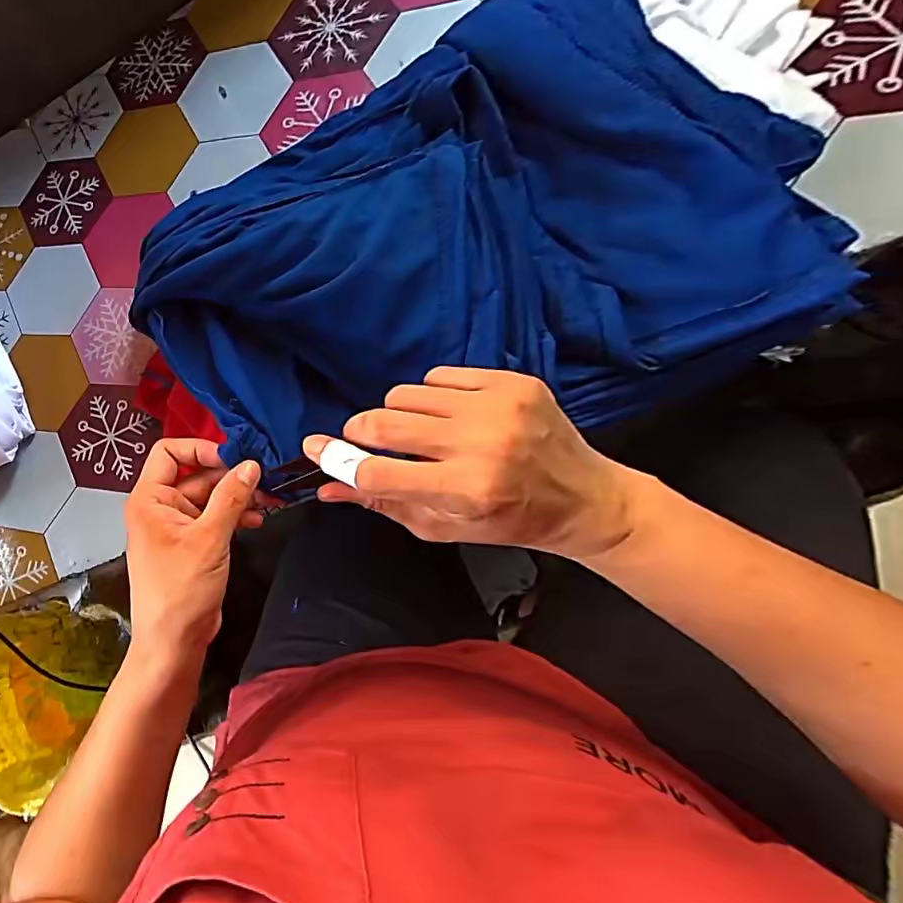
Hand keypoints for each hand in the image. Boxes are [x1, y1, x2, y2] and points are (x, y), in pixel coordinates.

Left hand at [123, 439, 264, 670]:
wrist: (173, 639)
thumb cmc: (177, 593)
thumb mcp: (209, 540)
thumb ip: (230, 499)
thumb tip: (248, 467)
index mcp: (148, 499)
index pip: (168, 453)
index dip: (200, 449)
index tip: (233, 457)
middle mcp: (158, 507)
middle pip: (195, 474)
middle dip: (228, 476)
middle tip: (262, 481)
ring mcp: (174, 525)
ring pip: (208, 496)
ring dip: (236, 497)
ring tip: (266, 502)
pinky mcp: (190, 542)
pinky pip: (212, 517)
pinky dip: (233, 515)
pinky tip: (255, 519)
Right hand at [306, 367, 642, 558]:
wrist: (586, 498)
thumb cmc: (508, 518)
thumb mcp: (438, 526)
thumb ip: (378, 502)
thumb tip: (326, 487)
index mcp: (465, 490)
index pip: (374, 472)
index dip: (336, 461)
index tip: (315, 449)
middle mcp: (482, 445)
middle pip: (379, 425)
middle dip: (360, 434)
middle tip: (369, 445)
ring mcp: (499, 408)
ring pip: (401, 395)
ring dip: (397, 415)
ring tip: (422, 433)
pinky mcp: (512, 384)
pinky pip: (436, 377)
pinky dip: (431, 396)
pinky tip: (451, 416)